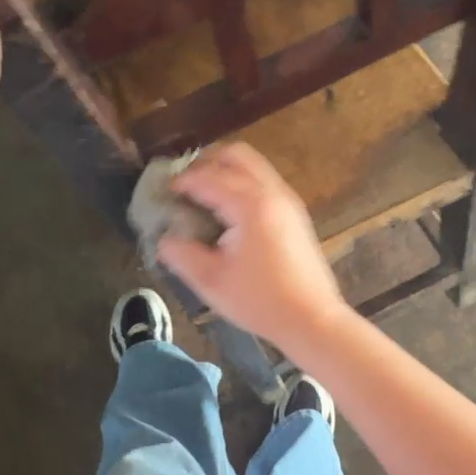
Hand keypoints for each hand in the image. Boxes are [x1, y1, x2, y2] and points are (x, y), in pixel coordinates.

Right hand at [157, 143, 349, 344]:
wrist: (312, 319)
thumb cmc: (260, 301)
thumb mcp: (211, 281)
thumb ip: (182, 254)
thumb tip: (165, 238)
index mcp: (250, 204)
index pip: (208, 177)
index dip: (181, 182)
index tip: (162, 194)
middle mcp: (272, 192)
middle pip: (236, 155)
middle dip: (206, 163)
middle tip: (185, 186)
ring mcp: (288, 201)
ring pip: (253, 166)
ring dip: (226, 172)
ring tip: (203, 197)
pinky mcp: (295, 214)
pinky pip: (264, 182)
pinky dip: (242, 184)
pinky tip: (228, 213)